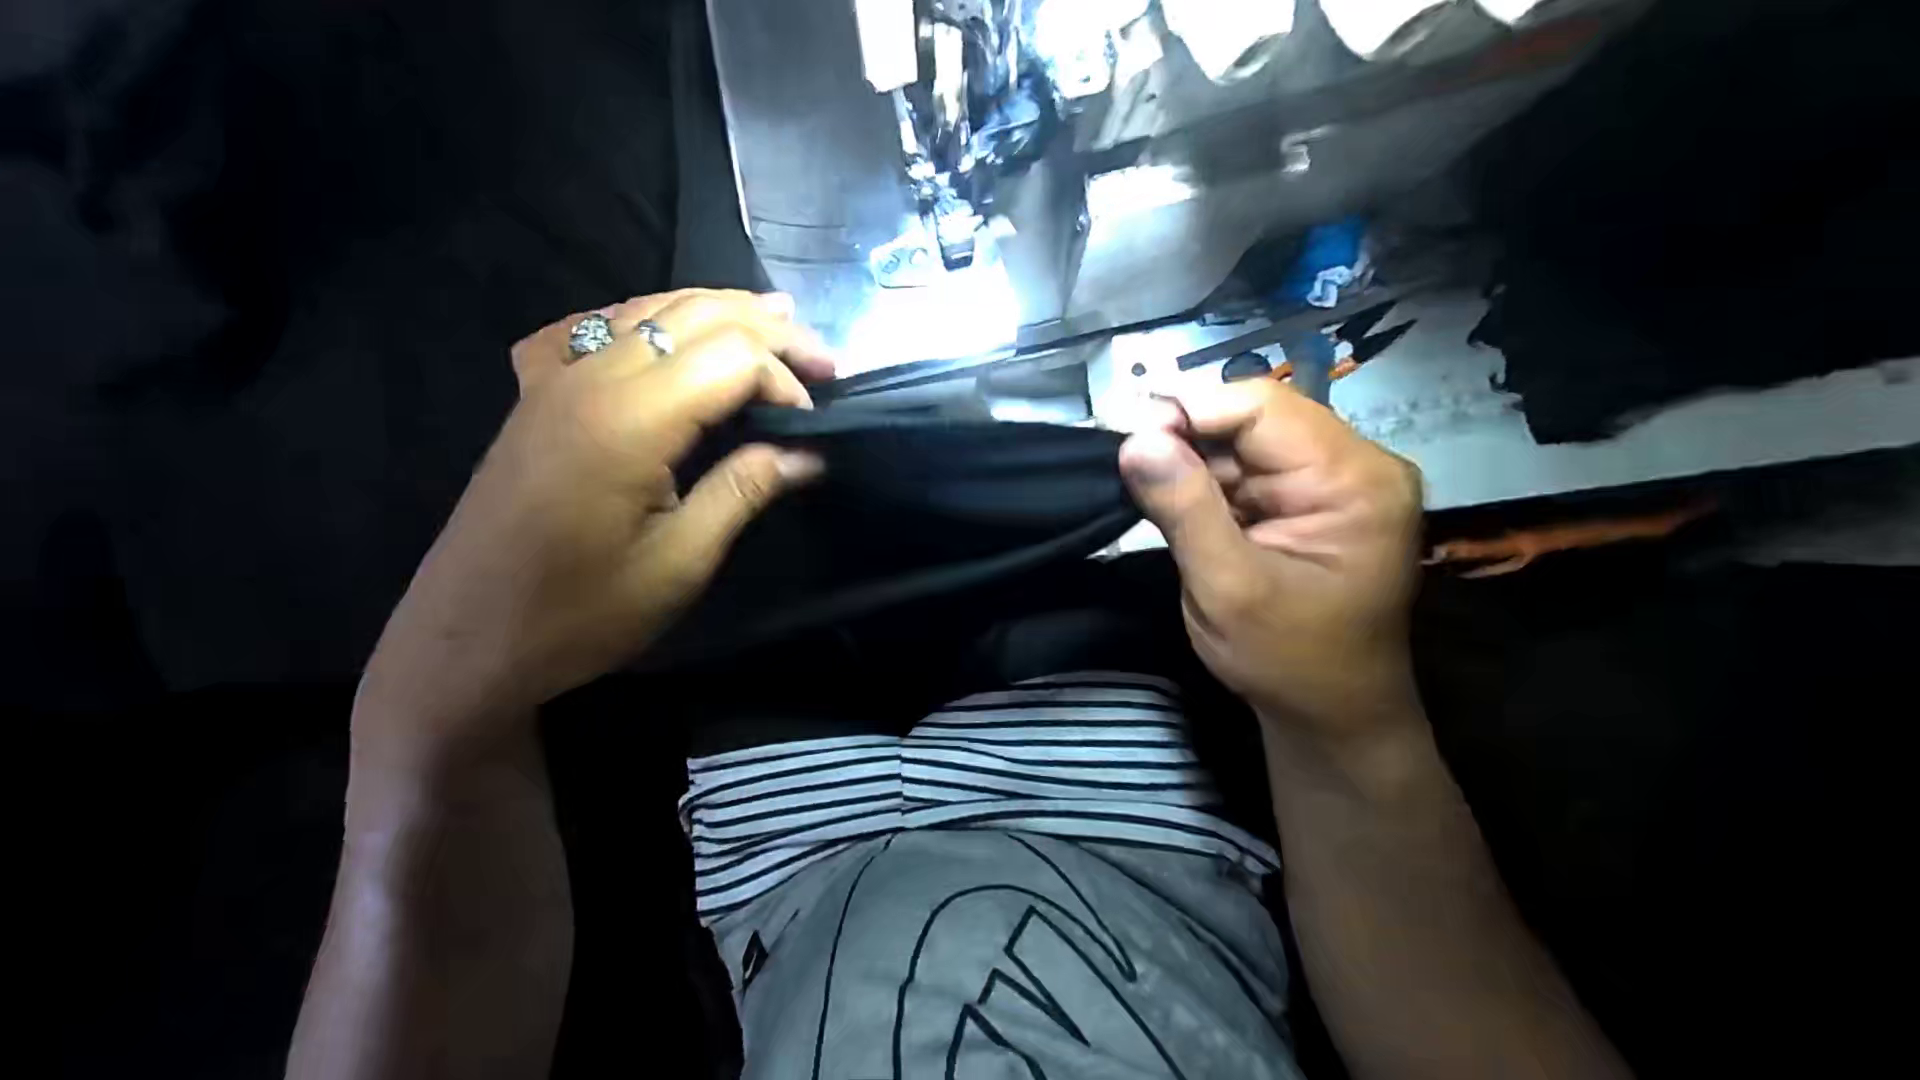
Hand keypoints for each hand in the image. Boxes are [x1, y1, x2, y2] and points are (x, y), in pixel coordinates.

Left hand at [357, 289, 834, 762]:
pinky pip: (593, 328)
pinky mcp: (533, 396)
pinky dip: (644, 318)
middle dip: (768, 330)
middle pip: (695, 314)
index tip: (811, 428)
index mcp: (630, 422)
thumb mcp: (681, 562)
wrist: (467, 641)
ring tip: (772, 321)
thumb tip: (808, 455)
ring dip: (717, 311)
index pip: (731, 357)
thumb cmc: (581, 613)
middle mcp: (590, 379)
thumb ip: (745, 491)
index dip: (785, 381)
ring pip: (646, 308)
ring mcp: (553, 380)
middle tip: (820, 360)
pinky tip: (663, 332)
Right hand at [1118, 381, 1422, 740]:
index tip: (1132, 441)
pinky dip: (1204, 485)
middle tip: (1132, 468)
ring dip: (1192, 464)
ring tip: (1151, 493)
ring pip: (1242, 444)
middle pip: (1254, 420)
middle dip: (1188, 440)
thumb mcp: (1227, 587)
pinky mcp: (1305, 502)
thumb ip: (1183, 509)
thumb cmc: (1288, 659)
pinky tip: (1177, 505)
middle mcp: (1352, 466)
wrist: (1328, 714)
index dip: (1192, 411)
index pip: (1264, 409)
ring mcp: (1330, 483)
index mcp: (1354, 480)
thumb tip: (1135, 440)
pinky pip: (1244, 472)